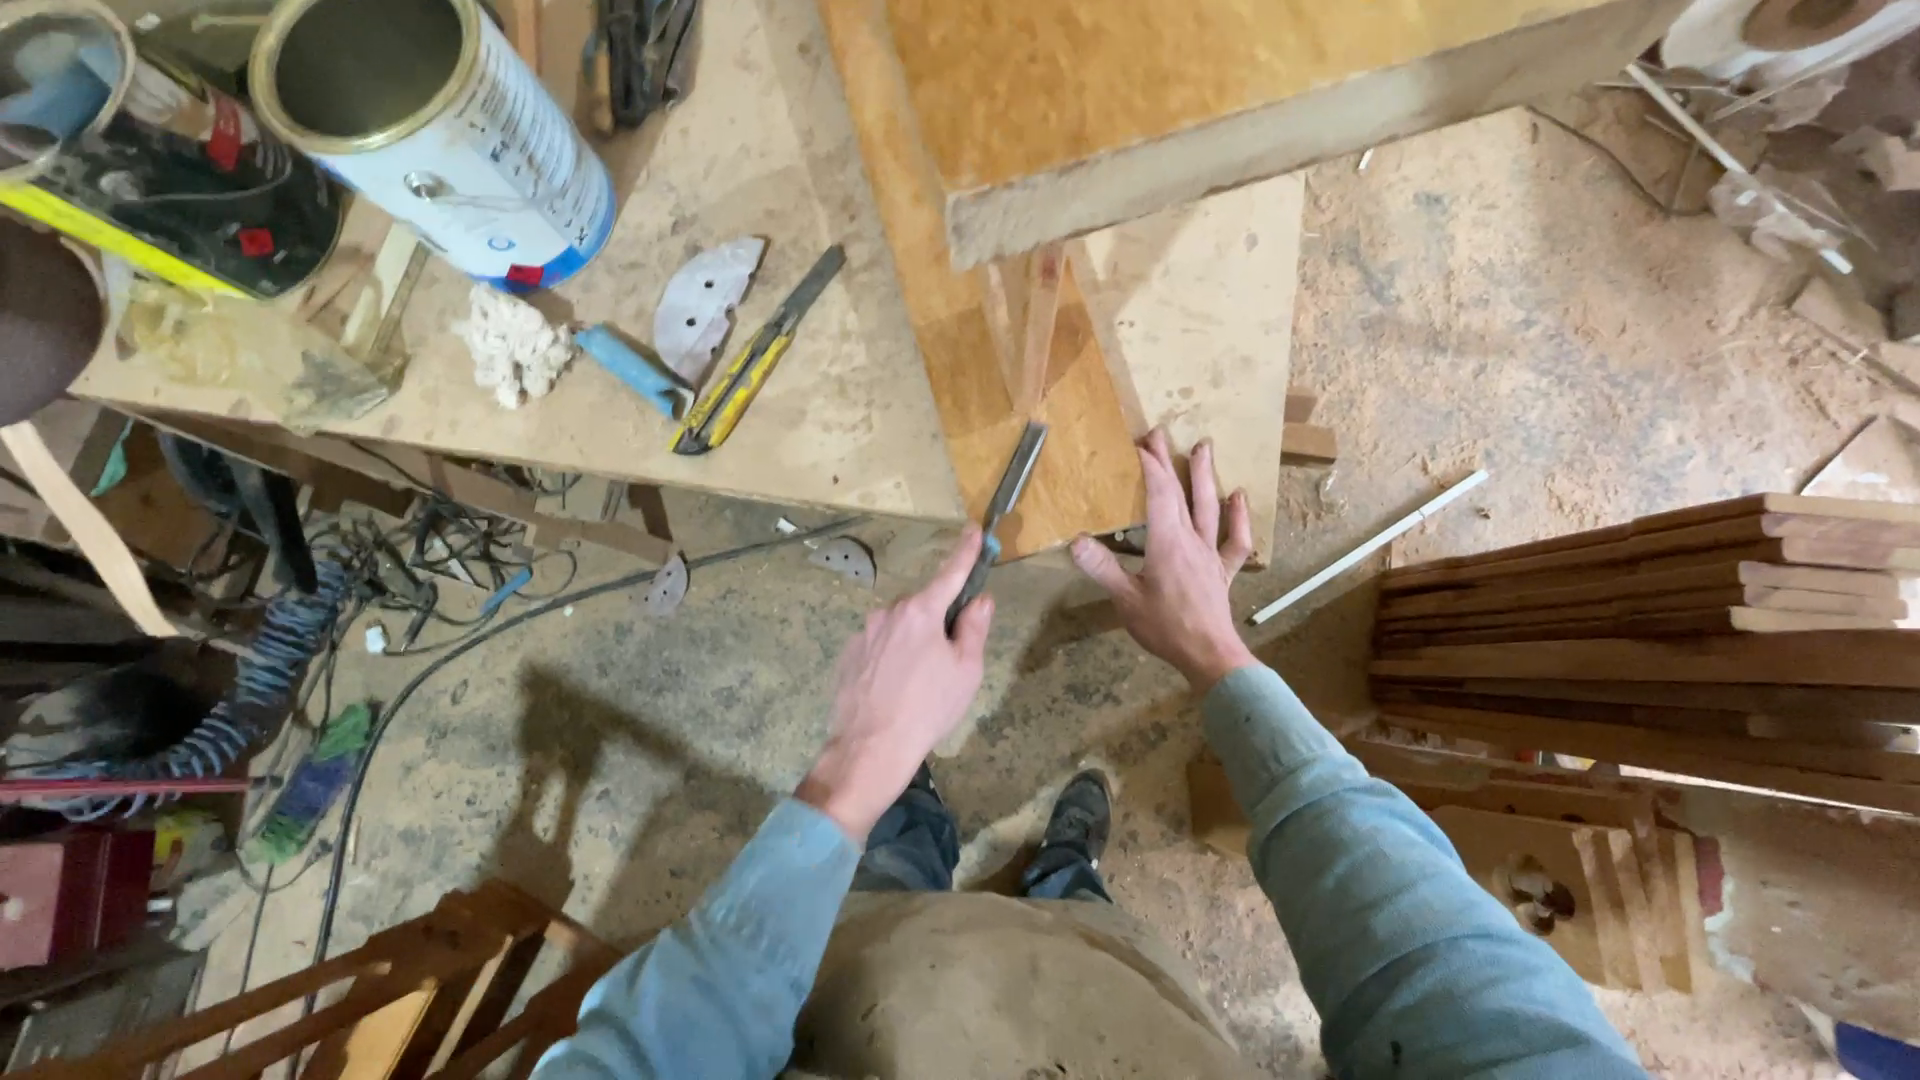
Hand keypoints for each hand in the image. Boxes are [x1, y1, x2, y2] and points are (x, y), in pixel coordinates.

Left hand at [796, 527, 993, 839]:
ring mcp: (864, 632)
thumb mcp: (966, 670)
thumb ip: (974, 627)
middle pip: (923, 606)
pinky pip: (878, 645)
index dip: (966, 551)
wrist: (870, 747)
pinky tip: (894, 689)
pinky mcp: (848, 654)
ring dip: (912, 642)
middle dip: (938, 621)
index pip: (951, 573)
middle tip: (948, 659)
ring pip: (899, 627)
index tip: (974, 530)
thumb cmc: (928, 707)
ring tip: (918, 684)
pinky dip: (891, 657)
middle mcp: (889, 612)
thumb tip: (980, 600)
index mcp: (921, 611)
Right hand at [1071, 429, 1257, 691]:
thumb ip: (1102, 568)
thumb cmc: (1166, 627)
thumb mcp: (1125, 600)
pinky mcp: (1222, 571)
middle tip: (1158, 433)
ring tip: (1203, 446)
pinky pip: (1235, 540)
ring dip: (1205, 475)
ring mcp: (1210, 554)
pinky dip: (1238, 517)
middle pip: (1181, 492)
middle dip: (1168, 460)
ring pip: (1210, 507)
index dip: (1147, 465)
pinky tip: (1239, 497)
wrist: (1209, 655)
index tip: (1133, 445)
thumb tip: (1076, 540)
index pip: (1158, 493)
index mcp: (1166, 541)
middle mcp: (1191, 539)